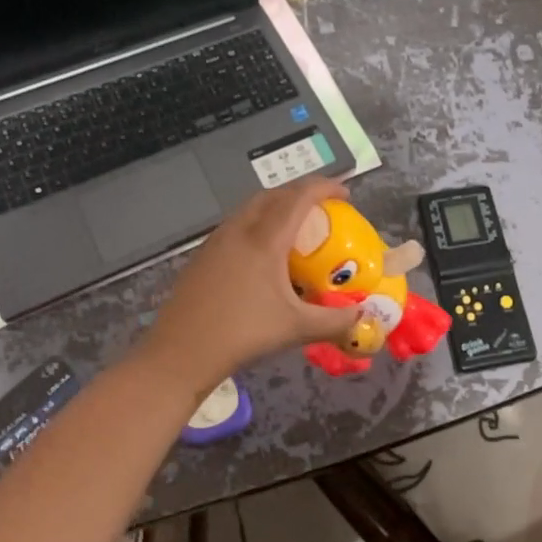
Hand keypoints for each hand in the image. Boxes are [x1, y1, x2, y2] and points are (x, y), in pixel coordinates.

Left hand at [140, 177, 358, 389]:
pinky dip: (257, 226)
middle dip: (300, 194)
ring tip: (295, 228)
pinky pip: (236, 227)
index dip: (324, 188)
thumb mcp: (296, 329)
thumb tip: (361, 315)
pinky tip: (263, 255)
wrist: (180, 354)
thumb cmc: (242, 335)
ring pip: (250, 209)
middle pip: (273, 195)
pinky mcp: (203, 257)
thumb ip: (334, 321)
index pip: (298, 198)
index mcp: (264, 240)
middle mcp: (239, 231)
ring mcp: (216, 242)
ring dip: (276, 208)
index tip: (345, 193)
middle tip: (322, 209)